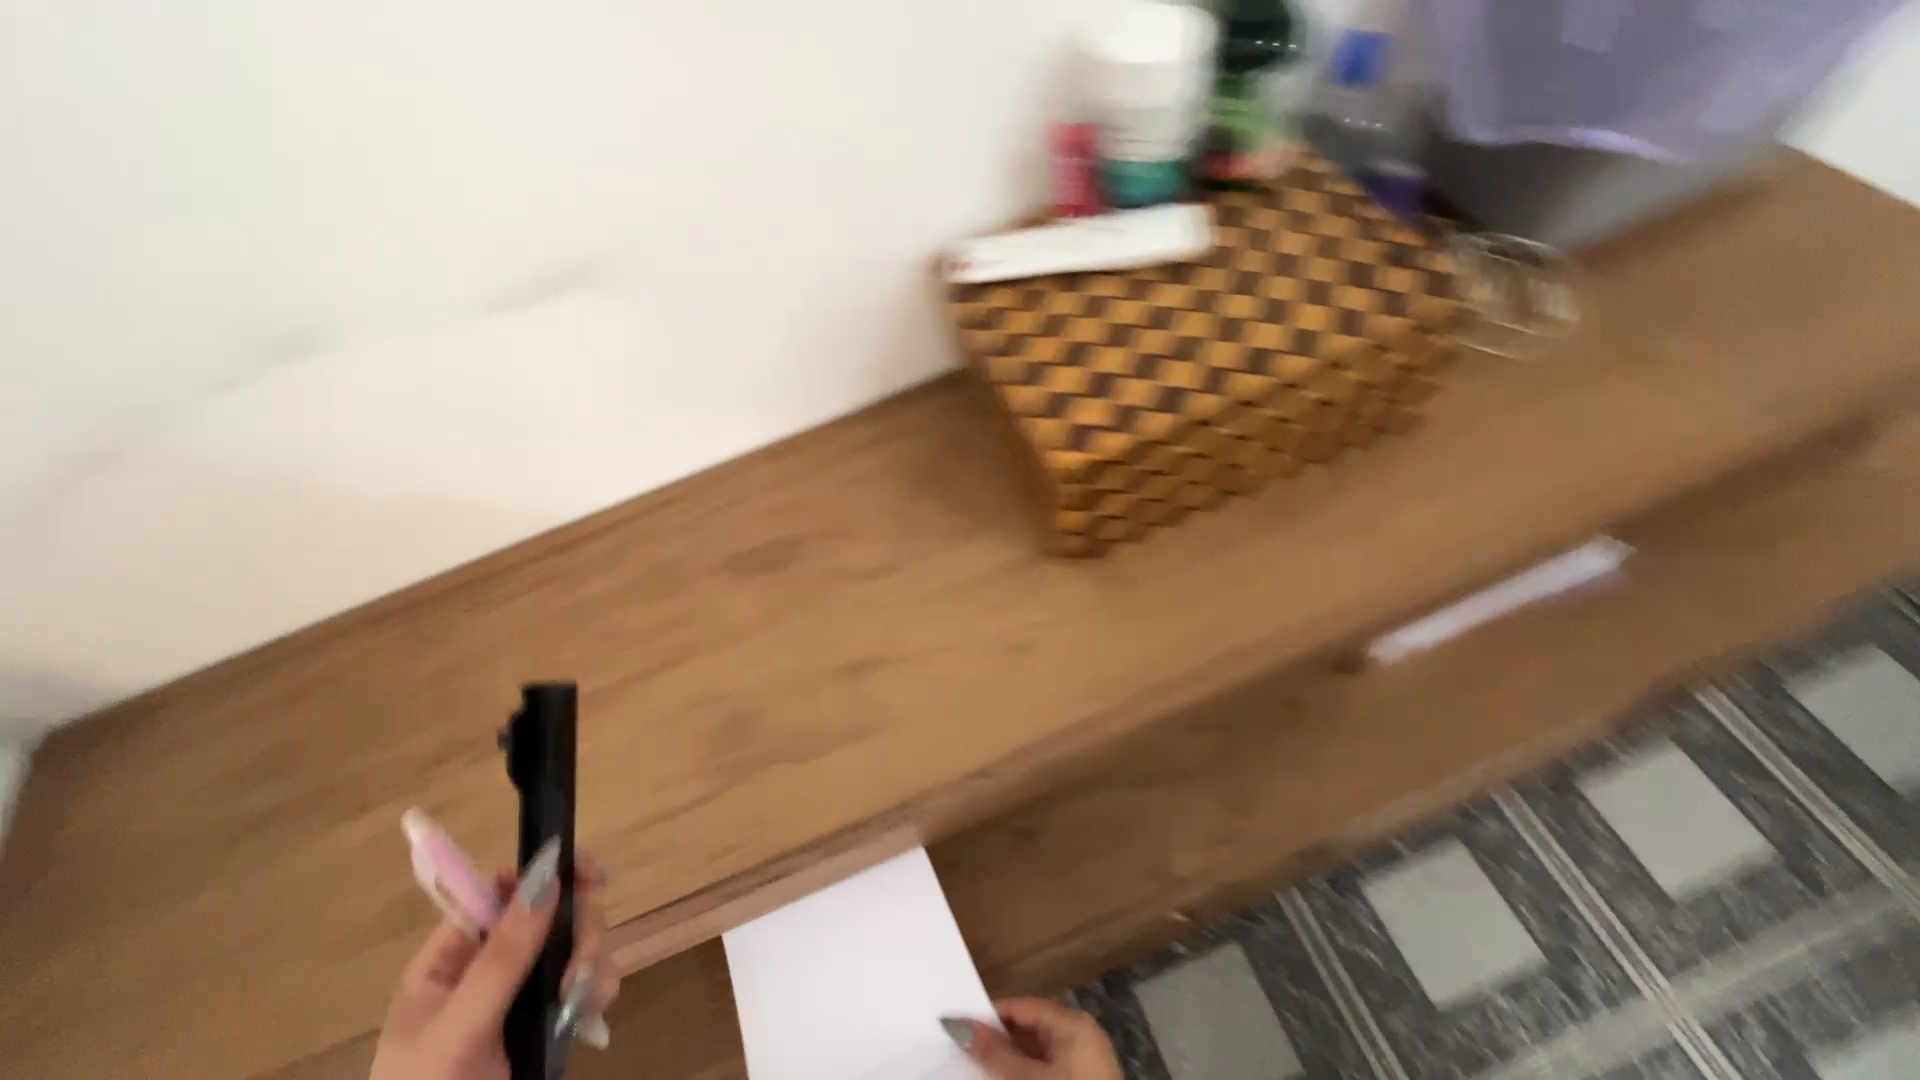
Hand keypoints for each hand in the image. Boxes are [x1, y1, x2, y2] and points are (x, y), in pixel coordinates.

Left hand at [370, 844, 621, 1079]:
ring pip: (573, 945)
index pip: (496, 895)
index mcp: (448, 964)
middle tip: (582, 960)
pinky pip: (585, 982)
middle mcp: (487, 972)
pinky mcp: (548, 1023)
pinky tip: (594, 1011)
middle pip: (547, 914)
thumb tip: (545, 875)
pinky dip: (597, 987)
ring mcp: (520, 998)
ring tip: (585, 998)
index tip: (584, 872)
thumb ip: (503, 958)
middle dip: (575, 929)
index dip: (539, 875)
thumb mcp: (460, 1029)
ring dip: (590, 961)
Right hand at [948, 998, 1123, 1079]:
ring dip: (1011, 1059)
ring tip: (980, 1067)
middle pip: (1030, 1027)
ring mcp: (1085, 1060)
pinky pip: (1049, 1067)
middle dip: (999, 1039)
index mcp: (1072, 1023)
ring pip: (1038, 1050)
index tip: (959, 1024)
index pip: (1023, 1006)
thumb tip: (962, 1027)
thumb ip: (997, 1055)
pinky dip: (1027, 1072)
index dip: (990, 1014)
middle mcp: (1081, 1034)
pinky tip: (1006, 1078)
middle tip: (966, 1048)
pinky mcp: (1085, 1079)